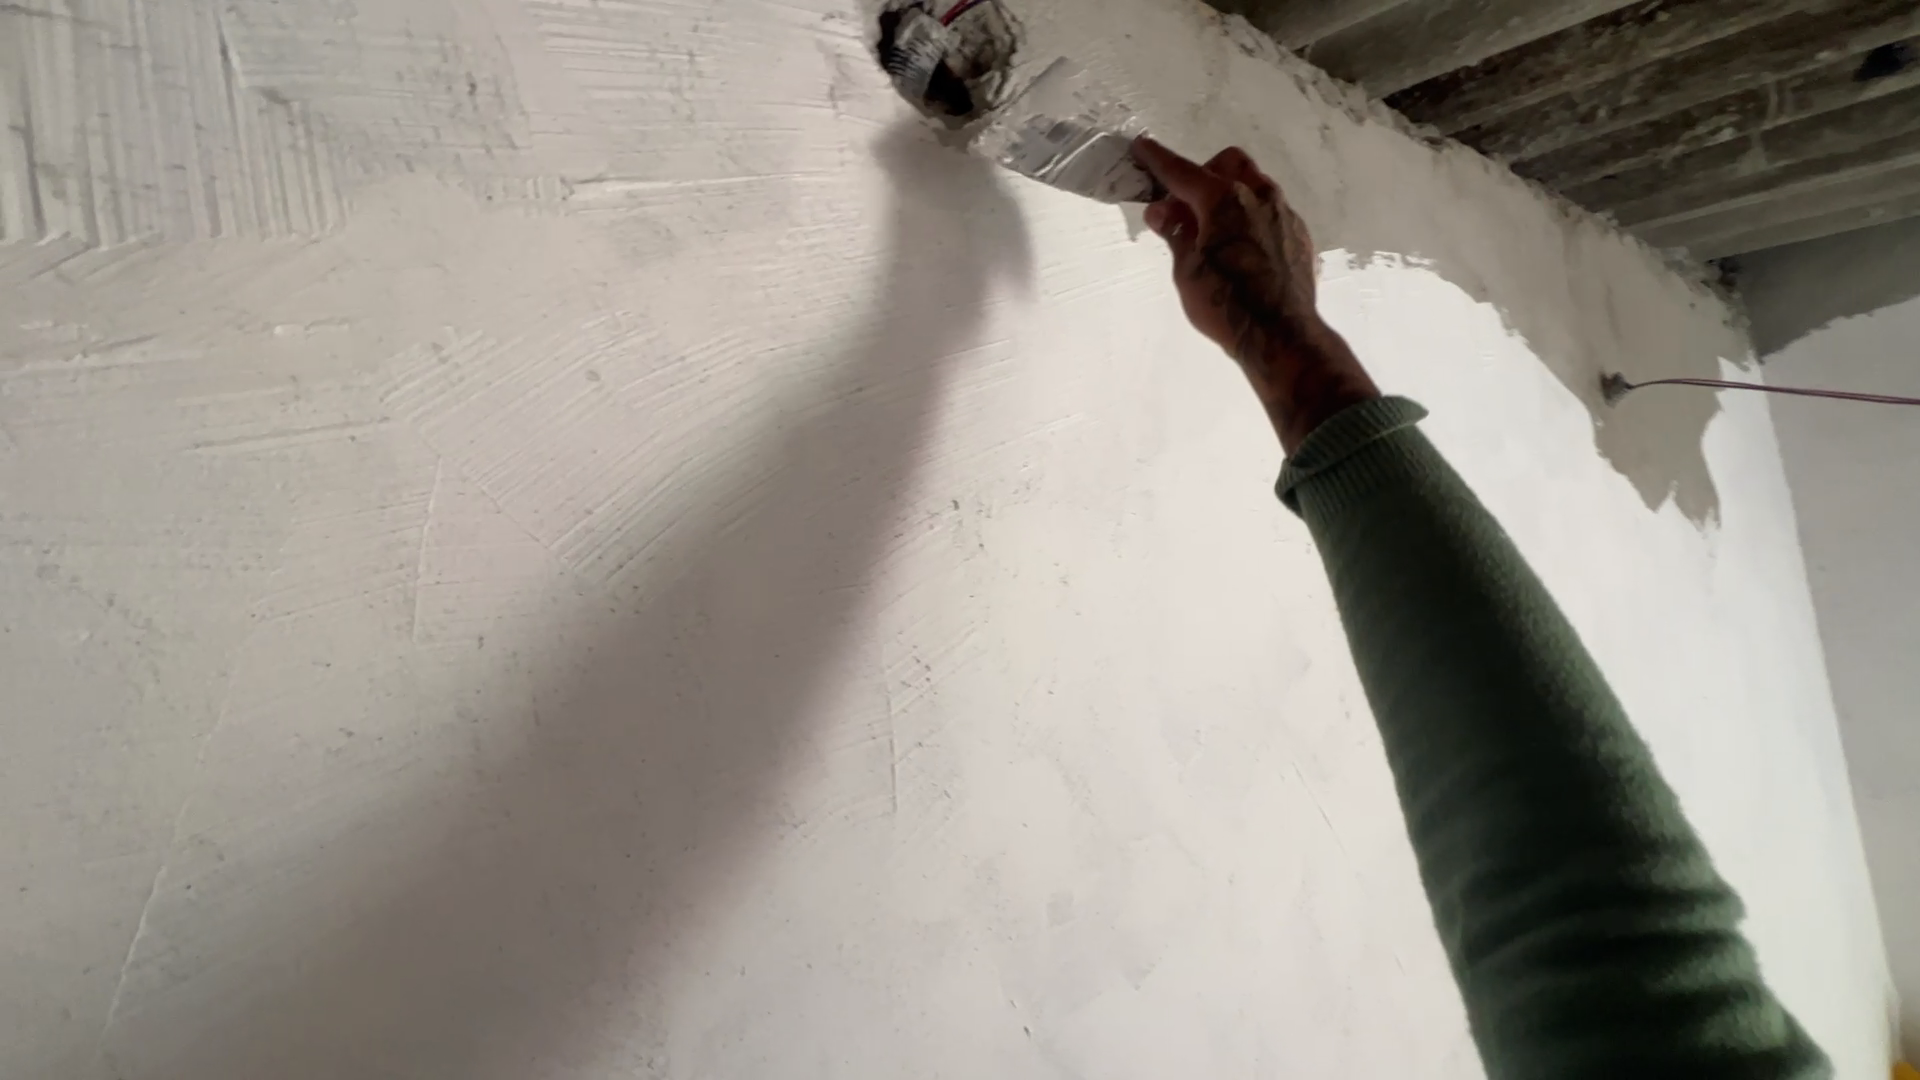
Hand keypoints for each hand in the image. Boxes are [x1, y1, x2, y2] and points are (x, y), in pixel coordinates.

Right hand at [1132, 137, 1379, 452]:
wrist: (1279, 333)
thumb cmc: (1224, 303)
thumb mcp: (1187, 271)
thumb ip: (1175, 233)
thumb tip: (1160, 209)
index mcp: (1223, 200)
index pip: (1182, 173)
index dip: (1158, 160)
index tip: (1142, 147)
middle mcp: (1258, 195)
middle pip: (1228, 163)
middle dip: (1204, 173)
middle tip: (1184, 205)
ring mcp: (1283, 213)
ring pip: (1255, 185)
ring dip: (1230, 195)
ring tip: (1214, 230)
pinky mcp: (1298, 235)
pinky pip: (1271, 212)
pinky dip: (1250, 219)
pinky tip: (1241, 250)